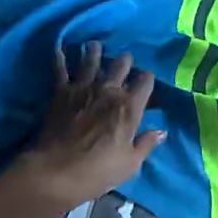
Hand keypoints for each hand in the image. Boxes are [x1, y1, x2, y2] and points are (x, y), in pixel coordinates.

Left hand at [10, 41, 165, 209]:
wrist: (56, 170)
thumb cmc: (98, 171)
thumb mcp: (129, 164)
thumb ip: (145, 144)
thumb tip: (161, 132)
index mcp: (129, 107)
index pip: (145, 83)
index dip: (147, 80)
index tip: (146, 81)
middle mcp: (108, 91)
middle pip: (120, 66)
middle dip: (125, 61)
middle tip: (125, 59)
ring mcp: (83, 88)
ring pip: (91, 61)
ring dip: (94, 52)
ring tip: (95, 45)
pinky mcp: (60, 92)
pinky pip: (60, 70)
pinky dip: (60, 58)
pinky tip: (59, 49)